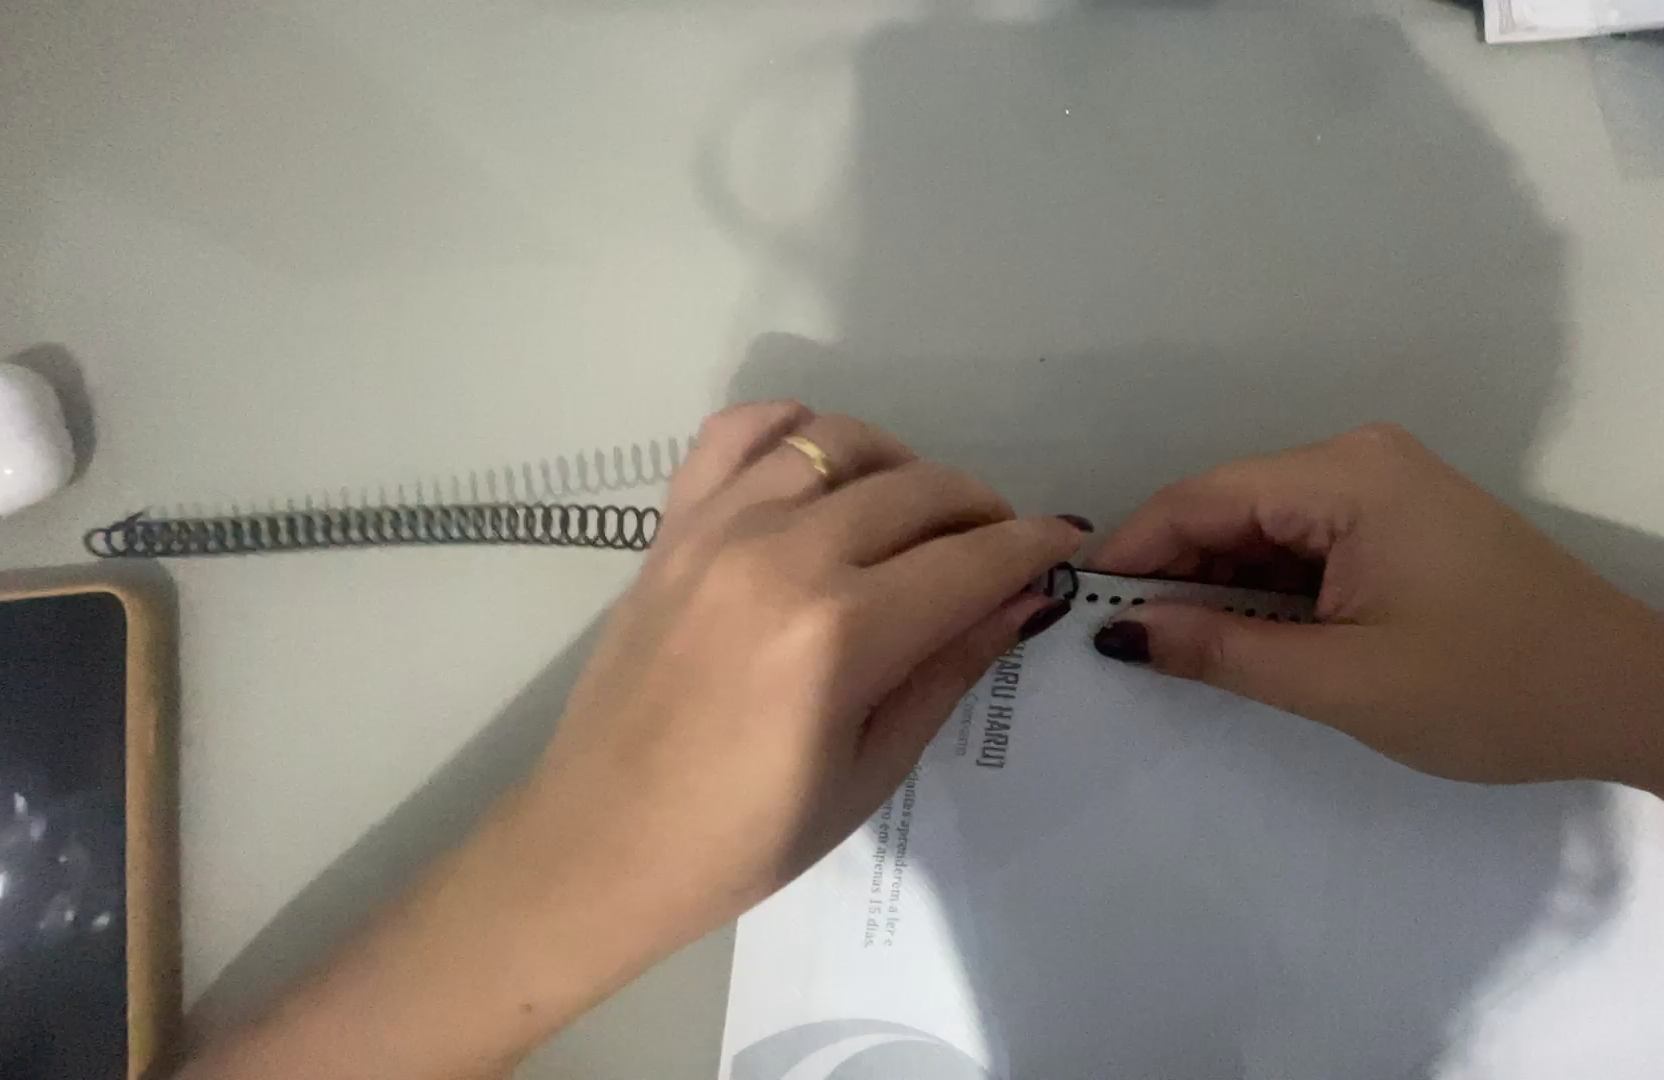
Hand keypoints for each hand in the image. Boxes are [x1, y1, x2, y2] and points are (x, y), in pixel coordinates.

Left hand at [183, 403, 1083, 1079]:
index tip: (1064, 542)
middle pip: (918, 490)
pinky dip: (796, 429)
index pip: (970, 560)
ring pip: (840, 441)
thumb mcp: (873, 768)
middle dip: (981, 509)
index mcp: (841, 635)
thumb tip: (1025, 595)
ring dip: (902, 463)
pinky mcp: (672, 525)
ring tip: (916, 510)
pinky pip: (739, 430)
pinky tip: (822, 468)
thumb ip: (951, 665)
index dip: (1032, 546)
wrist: (599, 846)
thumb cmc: (748, 836)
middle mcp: (783, 556)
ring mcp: (718, 528)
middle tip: (998, 544)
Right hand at [1088, 423, 1663, 784]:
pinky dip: (1255, 587)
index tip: (1084, 607)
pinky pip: (1290, 542)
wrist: (1647, 705)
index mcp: (1346, 478)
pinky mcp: (1385, 518)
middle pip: (1223, 507)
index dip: (1134, 550)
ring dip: (1212, 584)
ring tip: (1183, 645)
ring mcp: (1374, 485)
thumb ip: (1218, 650)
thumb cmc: (1497, 692)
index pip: (1200, 498)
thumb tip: (1117, 633)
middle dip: (1172, 572)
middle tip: (1129, 640)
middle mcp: (1354, 460)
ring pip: (1252, 527)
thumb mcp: (1341, 682)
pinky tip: (1243, 631)